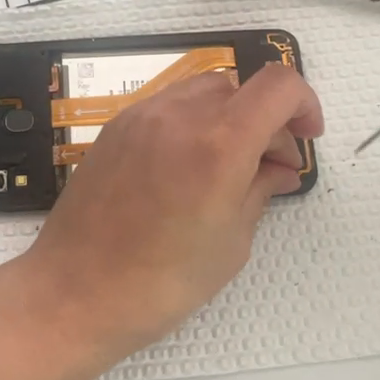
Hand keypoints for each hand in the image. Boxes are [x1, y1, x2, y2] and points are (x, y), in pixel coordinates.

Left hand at [0, 63, 322, 379]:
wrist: (74, 293)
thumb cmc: (161, 284)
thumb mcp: (231, 243)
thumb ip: (261, 190)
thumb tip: (280, 168)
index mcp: (217, 144)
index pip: (279, 86)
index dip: (305, 104)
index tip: (306, 139)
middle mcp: (178, 115)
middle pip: (241, 86)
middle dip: (267, 118)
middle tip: (270, 166)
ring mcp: (139, 117)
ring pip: (202, 91)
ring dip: (228, 117)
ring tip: (228, 167)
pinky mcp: (114, 128)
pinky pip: (167, 106)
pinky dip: (191, 123)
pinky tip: (187, 168)